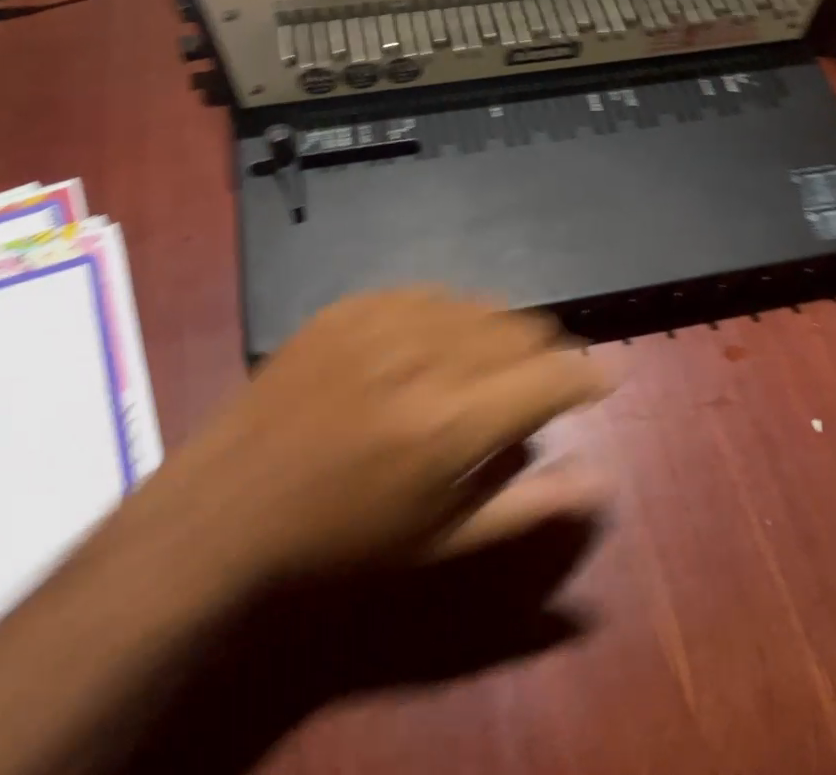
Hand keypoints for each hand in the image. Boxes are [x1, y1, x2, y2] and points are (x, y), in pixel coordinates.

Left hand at [167, 288, 610, 586]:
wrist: (231, 506)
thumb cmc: (343, 538)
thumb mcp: (442, 542)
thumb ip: (528, 507)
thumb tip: (601, 481)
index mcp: (454, 423)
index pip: (551, 377)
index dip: (588, 376)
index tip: (605, 380)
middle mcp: (425, 357)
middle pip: (522, 330)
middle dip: (546, 355)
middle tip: (541, 385)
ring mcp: (382, 322)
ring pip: (479, 306)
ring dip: (503, 333)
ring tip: (493, 366)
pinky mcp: (349, 306)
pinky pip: (427, 292)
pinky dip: (451, 316)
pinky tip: (439, 342)